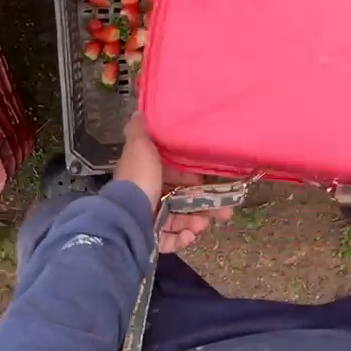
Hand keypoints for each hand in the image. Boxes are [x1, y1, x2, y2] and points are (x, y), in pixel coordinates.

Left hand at [114, 113, 232, 252]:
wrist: (125, 215)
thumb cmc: (138, 179)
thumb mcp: (139, 146)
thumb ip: (141, 129)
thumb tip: (140, 110)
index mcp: (148, 175)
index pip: (176, 176)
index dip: (193, 179)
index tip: (208, 182)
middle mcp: (149, 196)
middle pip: (182, 201)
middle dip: (205, 205)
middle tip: (225, 210)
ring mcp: (149, 219)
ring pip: (180, 221)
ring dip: (197, 222)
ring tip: (206, 224)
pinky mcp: (150, 239)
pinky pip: (170, 240)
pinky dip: (182, 239)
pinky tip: (190, 235)